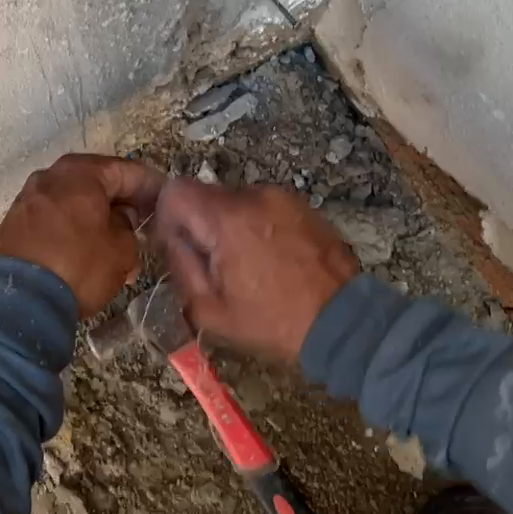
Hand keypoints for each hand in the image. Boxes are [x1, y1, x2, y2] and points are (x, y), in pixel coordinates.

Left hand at [0, 153, 165, 315]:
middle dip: (123, 202)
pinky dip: (74, 227)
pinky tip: (88, 249)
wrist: (19, 300)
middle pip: (97, 182)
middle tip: (144, 222)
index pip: (127, 170)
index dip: (151, 186)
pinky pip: (55, 216)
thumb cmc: (78, 266)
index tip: (167, 201)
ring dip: (97, 217)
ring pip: (74, 201)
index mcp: (81, 172)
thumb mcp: (122, 249)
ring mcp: (29, 197)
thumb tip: (120, 218)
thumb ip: (128, 226)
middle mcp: (51, 175)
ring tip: (118, 242)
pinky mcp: (16, 221)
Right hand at [153, 177, 358, 360]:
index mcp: (227, 218)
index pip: (175, 190)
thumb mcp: (210, 309)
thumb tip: (171, 239)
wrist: (344, 322)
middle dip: (201, 224)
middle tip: (217, 264)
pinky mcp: (303, 204)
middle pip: (205, 195)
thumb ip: (180, 266)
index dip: (168, 217)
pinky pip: (262, 206)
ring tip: (250, 264)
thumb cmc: (273, 321)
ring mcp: (282, 197)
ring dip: (230, 224)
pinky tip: (272, 258)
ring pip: (234, 200)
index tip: (180, 247)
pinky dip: (257, 225)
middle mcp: (254, 195)